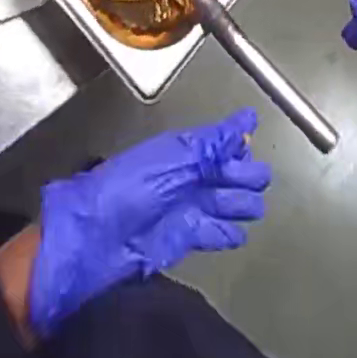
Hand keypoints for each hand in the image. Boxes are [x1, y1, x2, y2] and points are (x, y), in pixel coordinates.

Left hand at [26, 109, 269, 337]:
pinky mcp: (181, 238)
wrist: (95, 238)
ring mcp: (184, 207)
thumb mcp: (176, 159)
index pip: (217, 142)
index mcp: (181, 150)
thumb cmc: (130, 188)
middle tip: (261, 178)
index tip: (254, 136)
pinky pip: (211, 233)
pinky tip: (238, 234)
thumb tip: (247, 119)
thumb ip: (214, 144)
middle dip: (244, 174)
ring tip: (256, 206)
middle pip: (224, 173)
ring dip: (240, 204)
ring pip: (222, 202)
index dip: (236, 142)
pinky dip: (226, 233)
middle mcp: (184, 176)